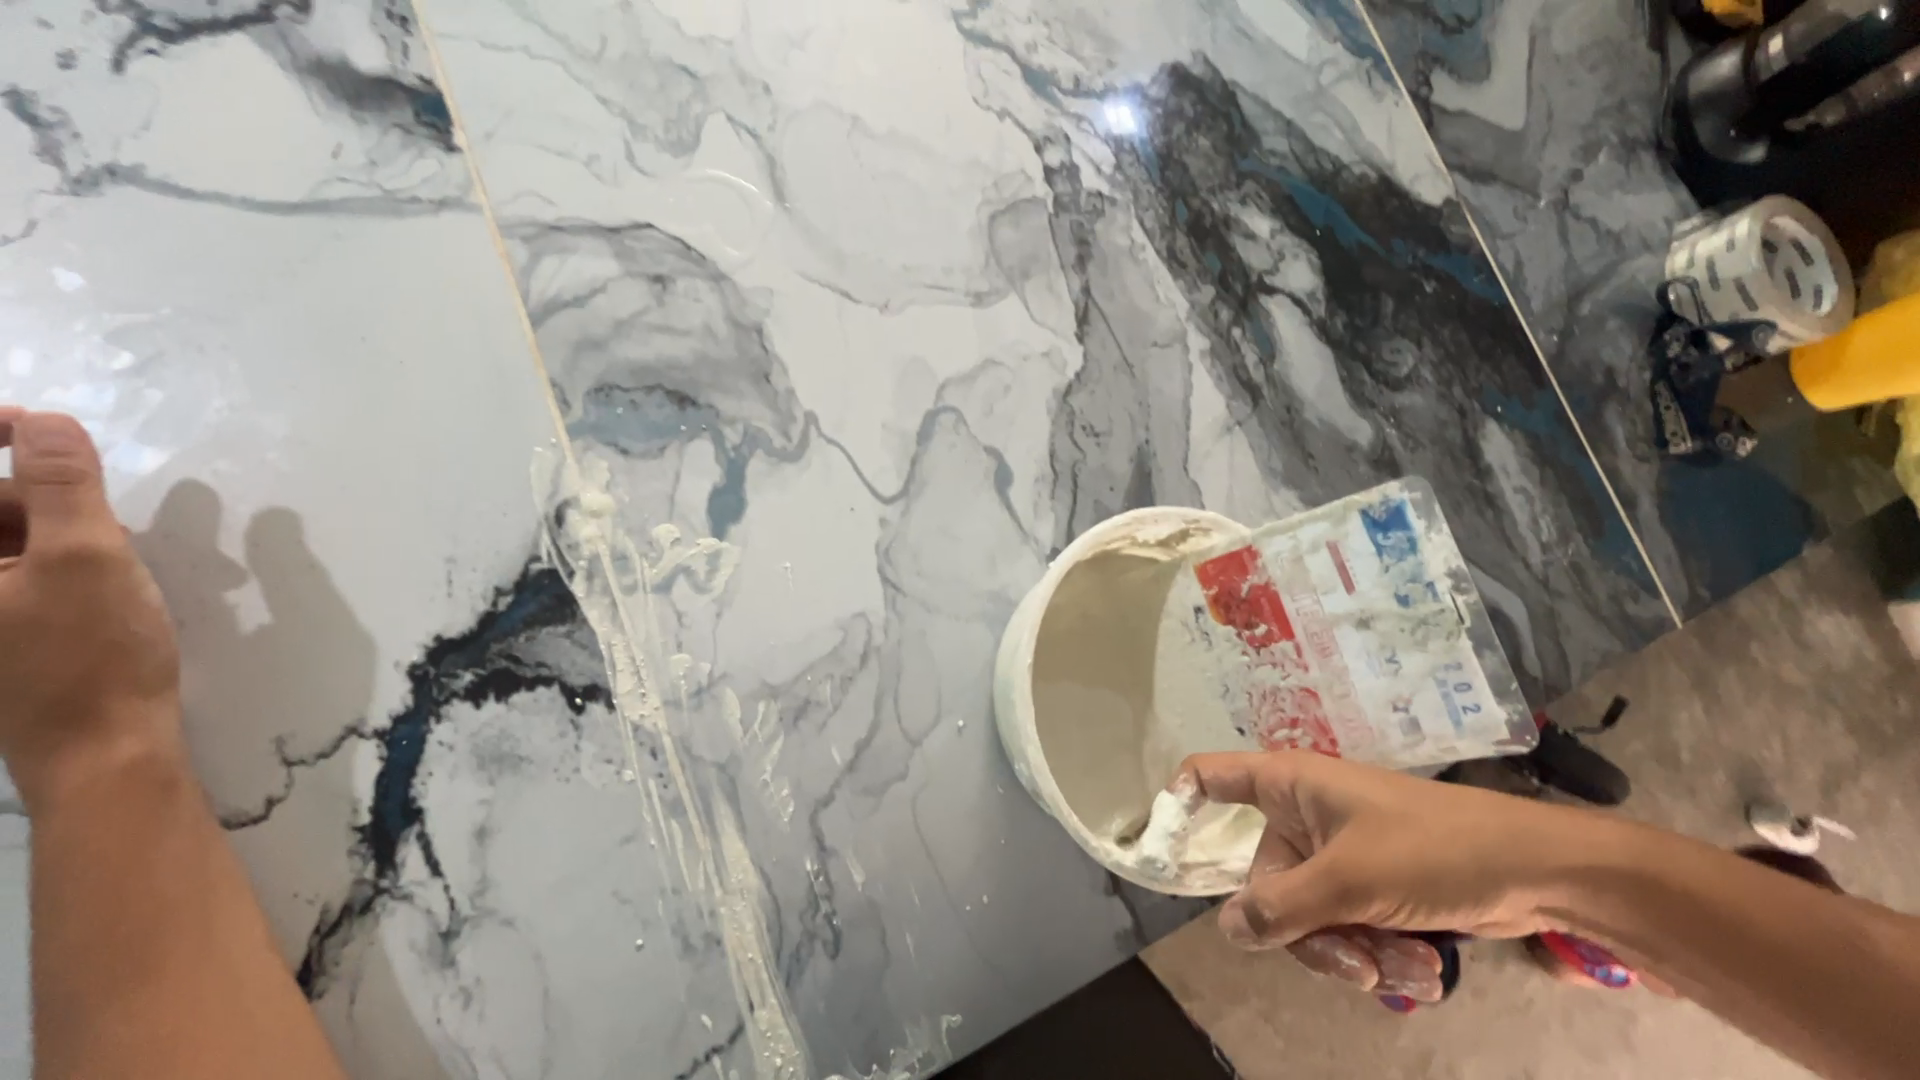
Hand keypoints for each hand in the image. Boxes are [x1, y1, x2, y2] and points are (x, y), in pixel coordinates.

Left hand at [0, 409, 183, 811]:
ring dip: (78, 536)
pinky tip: (119, 586)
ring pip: (16, 541)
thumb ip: (64, 484)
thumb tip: (44, 419)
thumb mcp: (87, 559)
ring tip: (136, 563)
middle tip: (122, 522)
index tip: (46, 425)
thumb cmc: (90, 655)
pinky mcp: (3, 629)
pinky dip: (74, 566)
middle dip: (58, 502)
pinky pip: (28, 573)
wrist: (103, 748)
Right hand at [1174, 749, 1594, 1000]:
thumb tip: (1228, 926)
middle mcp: (1304, 817)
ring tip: (1403, 968)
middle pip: (1263, 882)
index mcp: (1287, 787)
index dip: (1178, 801)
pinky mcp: (1371, 887)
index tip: (1162, 844)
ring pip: (1307, 917)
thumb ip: (1280, 907)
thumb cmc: (1433, 849)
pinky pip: (1346, 927)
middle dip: (1308, 933)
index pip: (1210, 775)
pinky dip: (1379, 954)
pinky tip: (1423, 970)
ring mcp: (1338, 854)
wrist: (1538, 872)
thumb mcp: (1350, 881)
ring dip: (1352, 953)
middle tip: (1354, 960)